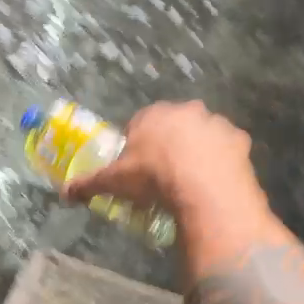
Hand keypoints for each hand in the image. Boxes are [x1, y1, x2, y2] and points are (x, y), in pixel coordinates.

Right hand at [62, 101, 266, 222]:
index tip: (131, 167)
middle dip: (163, 146)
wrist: (202, 186)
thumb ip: (88, 184)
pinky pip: (221, 151)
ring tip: (181, 184)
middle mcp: (187, 110)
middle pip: (170, 127)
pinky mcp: (238, 140)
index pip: (138, 123)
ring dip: (191, 154)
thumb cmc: (151, 176)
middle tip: (155, 177)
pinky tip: (204, 185)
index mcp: (153, 114)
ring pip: (198, 137)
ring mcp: (216, 123)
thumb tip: (64, 192)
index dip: (133, 145)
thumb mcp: (112, 182)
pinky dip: (214, 164)